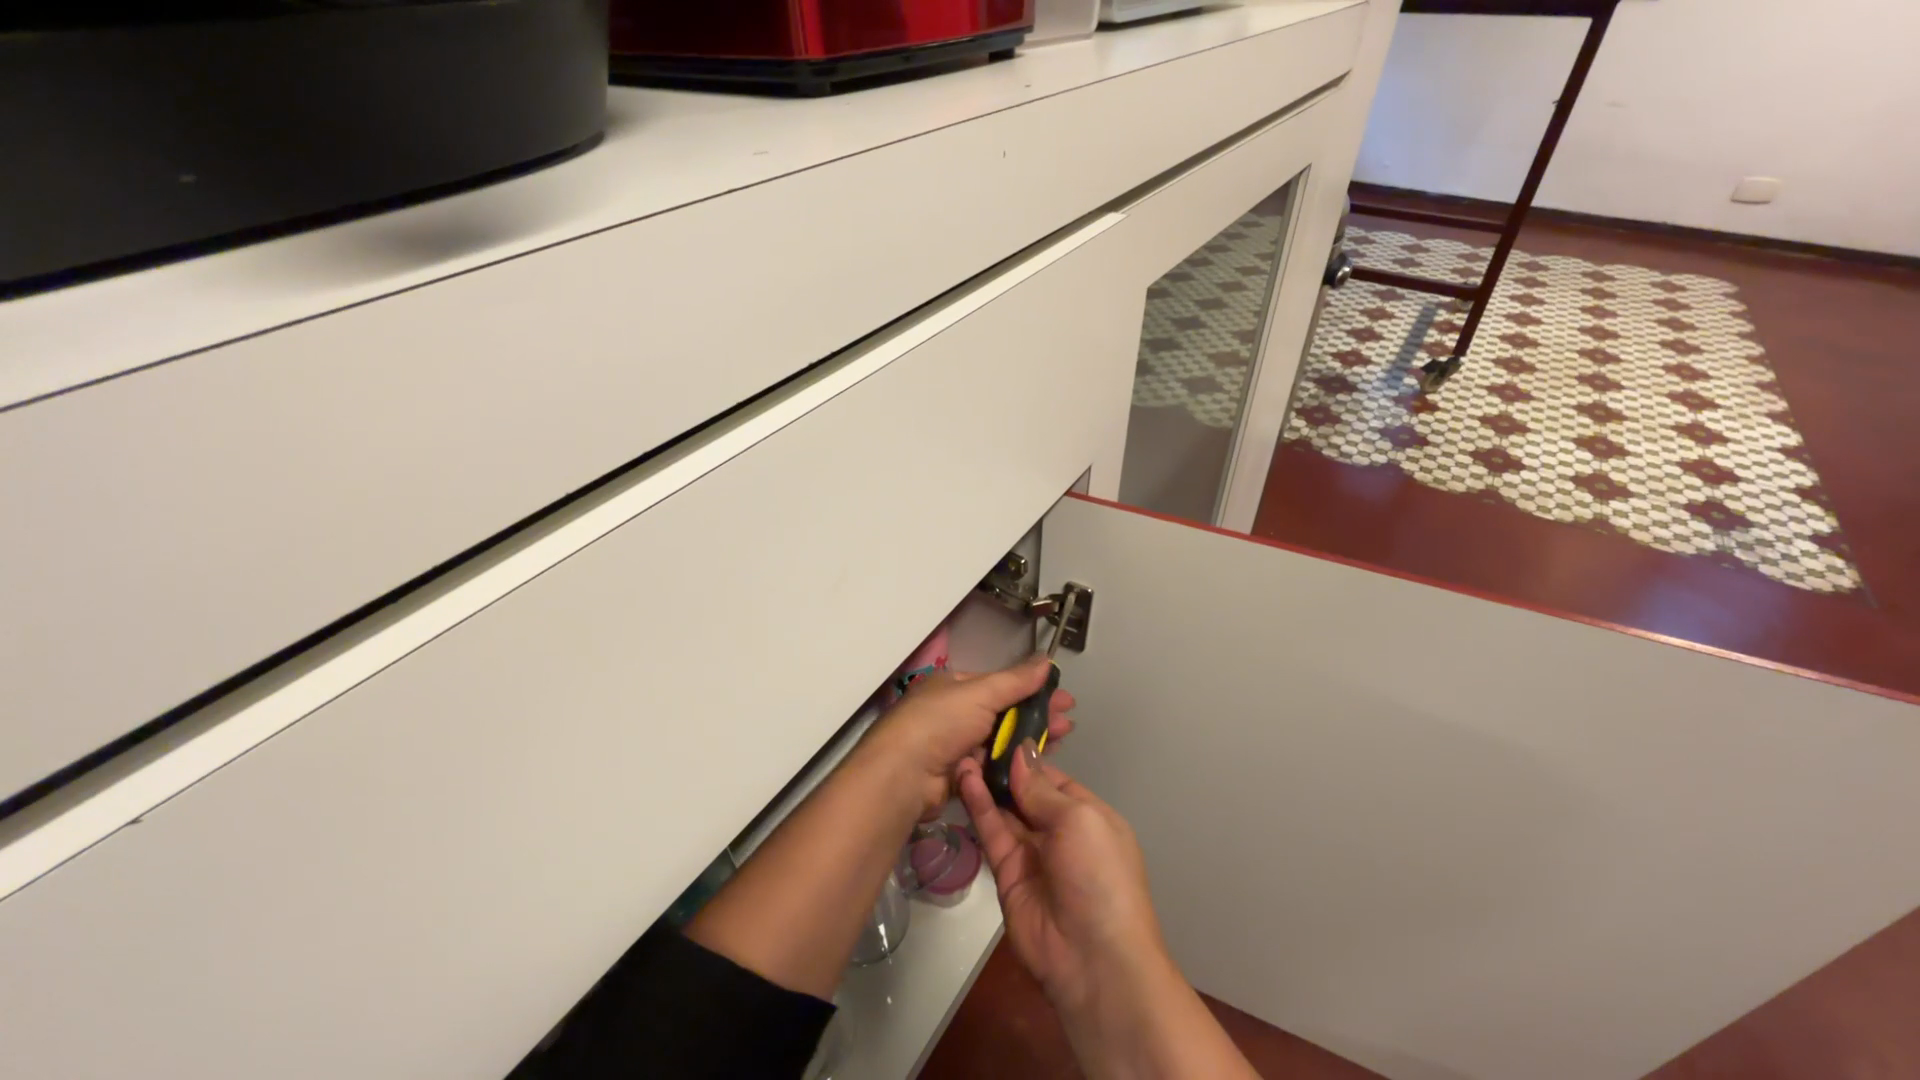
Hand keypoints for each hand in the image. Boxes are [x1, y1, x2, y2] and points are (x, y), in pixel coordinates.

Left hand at [857, 656, 1075, 818]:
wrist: (904, 775)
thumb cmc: (939, 723)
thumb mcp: (980, 693)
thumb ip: (1015, 680)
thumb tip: (1046, 659)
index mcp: (953, 687)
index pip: (999, 685)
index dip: (1032, 689)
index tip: (1062, 697)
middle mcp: (953, 713)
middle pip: (1003, 713)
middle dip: (1037, 715)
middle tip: (1068, 721)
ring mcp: (955, 746)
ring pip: (1001, 741)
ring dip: (1030, 739)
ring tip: (1062, 739)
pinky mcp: (959, 775)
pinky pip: (993, 766)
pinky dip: (1014, 763)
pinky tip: (1038, 763)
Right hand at [956, 744, 1166, 1011]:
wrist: (1093, 958)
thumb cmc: (1100, 876)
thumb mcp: (1080, 821)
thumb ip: (1042, 789)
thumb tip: (1021, 752)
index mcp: (1090, 816)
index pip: (1054, 778)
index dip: (1028, 757)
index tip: (999, 728)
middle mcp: (1061, 833)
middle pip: (1027, 793)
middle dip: (1003, 767)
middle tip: (972, 735)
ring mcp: (1032, 854)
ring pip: (1005, 810)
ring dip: (987, 782)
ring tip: (962, 750)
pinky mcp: (1006, 874)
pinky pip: (992, 833)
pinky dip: (978, 806)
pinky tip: (964, 779)